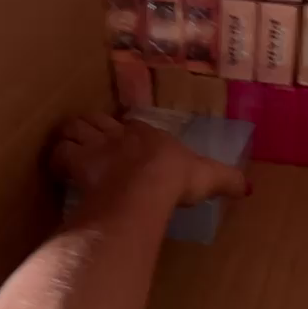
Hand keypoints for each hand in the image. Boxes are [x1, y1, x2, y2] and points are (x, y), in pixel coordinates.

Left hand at [51, 114, 248, 206]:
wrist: (147, 185)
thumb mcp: (209, 177)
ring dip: (71, 139)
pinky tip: (60, 169)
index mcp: (147, 133)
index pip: (129, 123)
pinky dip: (57, 159)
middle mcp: (119, 134)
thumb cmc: (177, 177)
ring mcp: (95, 147)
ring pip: (73, 130)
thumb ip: (227, 180)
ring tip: (70, 151)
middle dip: (91, 128)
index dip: (124, 131)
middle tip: (90, 142)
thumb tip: (249, 187)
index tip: (124, 140)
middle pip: (96, 121)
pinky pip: (59, 153)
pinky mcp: (76, 163)